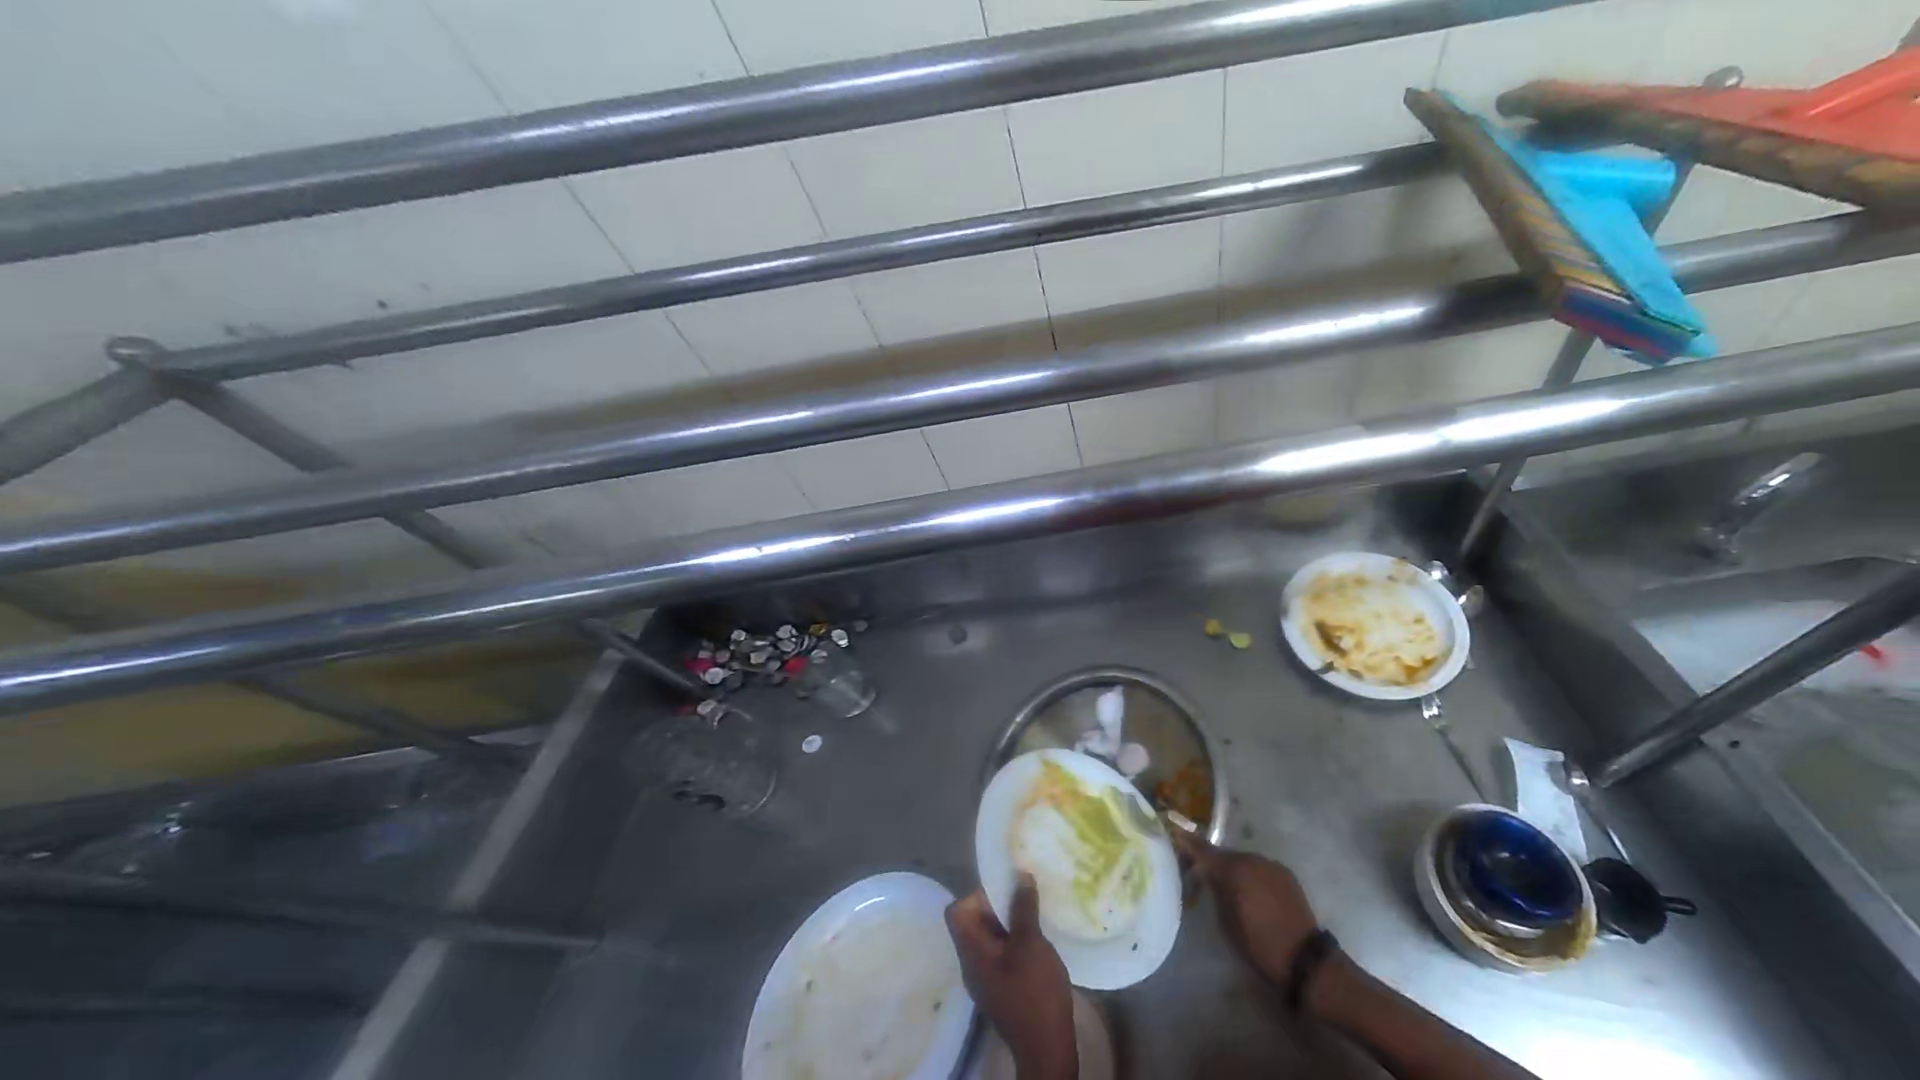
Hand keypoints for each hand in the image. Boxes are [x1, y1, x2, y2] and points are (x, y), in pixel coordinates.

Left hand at [946, 875, 1076, 1079]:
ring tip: (1033, 916)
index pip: (957, 911)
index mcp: (970, 951)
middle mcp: (971, 964)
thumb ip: (1022, 907)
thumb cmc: (1034, 991)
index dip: (977, 895)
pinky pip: (1001, 956)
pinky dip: (1014, 943)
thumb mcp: (1030, 942)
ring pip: (989, 940)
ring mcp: (985, 980)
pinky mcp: (1001, 990)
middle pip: (973, 924)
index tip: (1004, 891)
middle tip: (1023, 899)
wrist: (1046, 1047)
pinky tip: (1037, 943)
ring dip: (1008, 924)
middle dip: (997, 906)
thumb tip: (1019, 875)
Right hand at [1173, 830, 1320, 985]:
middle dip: (1213, 862)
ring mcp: (1272, 865)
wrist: (1305, 960)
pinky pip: (1260, 868)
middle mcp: (1253, 859)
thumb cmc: (1258, 944)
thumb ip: (1214, 889)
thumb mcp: (1225, 920)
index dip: (1188, 844)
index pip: (1203, 851)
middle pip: (1224, 855)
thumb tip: (1206, 875)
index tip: (1175, 835)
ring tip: (1228, 886)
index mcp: (1235, 869)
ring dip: (1233, 869)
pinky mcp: (1286, 874)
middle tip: (1201, 874)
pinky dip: (1251, 875)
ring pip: (1243, 861)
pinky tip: (1251, 891)